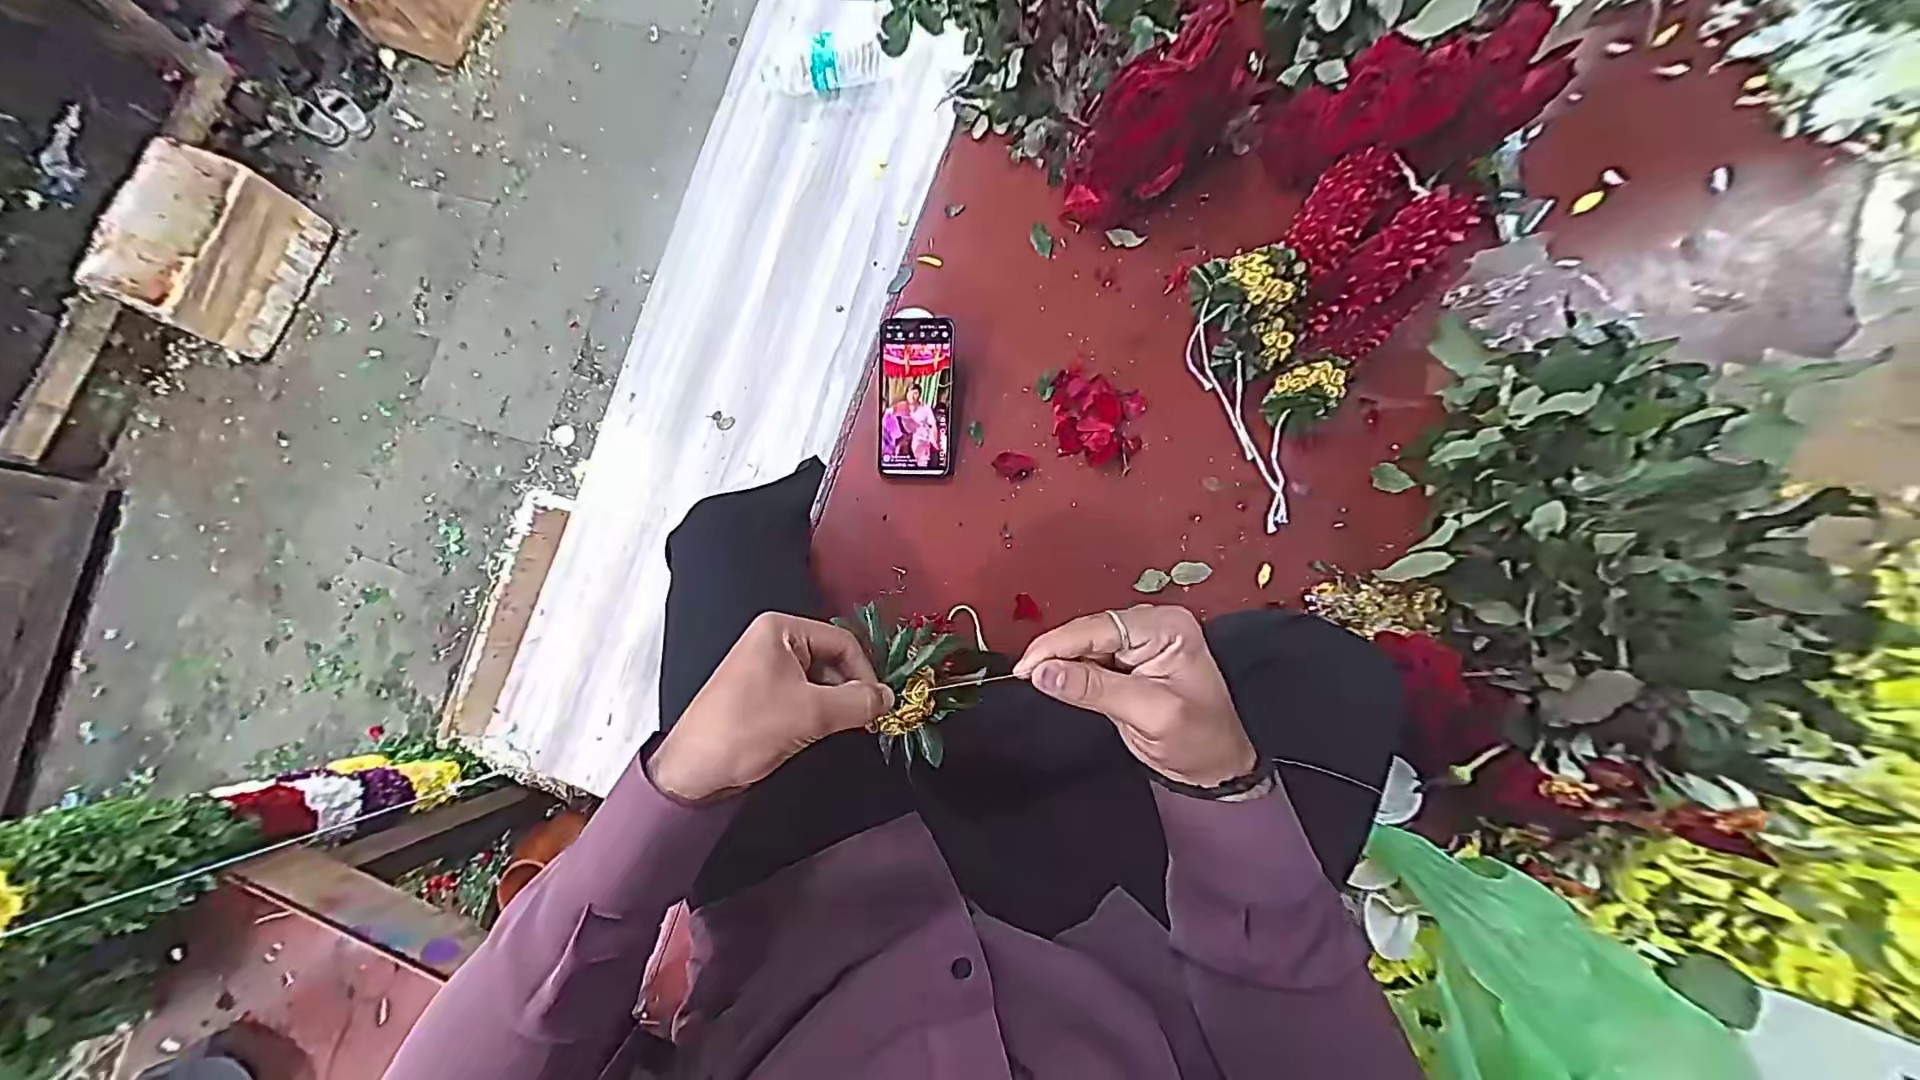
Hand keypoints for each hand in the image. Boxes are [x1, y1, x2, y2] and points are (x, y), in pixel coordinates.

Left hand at [648, 613, 894, 801]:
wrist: (692, 772)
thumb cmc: (745, 730)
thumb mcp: (811, 713)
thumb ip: (859, 703)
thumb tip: (889, 698)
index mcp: (780, 629)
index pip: (843, 642)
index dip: (865, 672)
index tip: (877, 703)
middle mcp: (774, 640)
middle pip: (833, 659)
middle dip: (850, 689)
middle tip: (864, 719)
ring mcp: (768, 666)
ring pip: (822, 679)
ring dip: (836, 703)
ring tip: (841, 727)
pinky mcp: (764, 692)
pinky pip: (806, 693)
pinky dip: (819, 711)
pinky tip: (821, 730)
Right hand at [1014, 605, 1256, 787]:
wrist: (1218, 764)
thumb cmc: (1198, 740)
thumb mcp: (1149, 715)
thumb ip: (1094, 689)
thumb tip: (1042, 672)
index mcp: (1166, 627)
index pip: (1099, 628)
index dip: (1057, 645)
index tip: (1025, 668)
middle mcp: (1152, 623)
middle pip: (1088, 630)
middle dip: (1056, 652)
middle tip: (1025, 677)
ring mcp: (1140, 638)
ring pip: (1084, 642)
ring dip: (1061, 661)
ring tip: (1037, 680)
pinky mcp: (1128, 656)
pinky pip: (1090, 655)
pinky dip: (1071, 669)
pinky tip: (1058, 681)